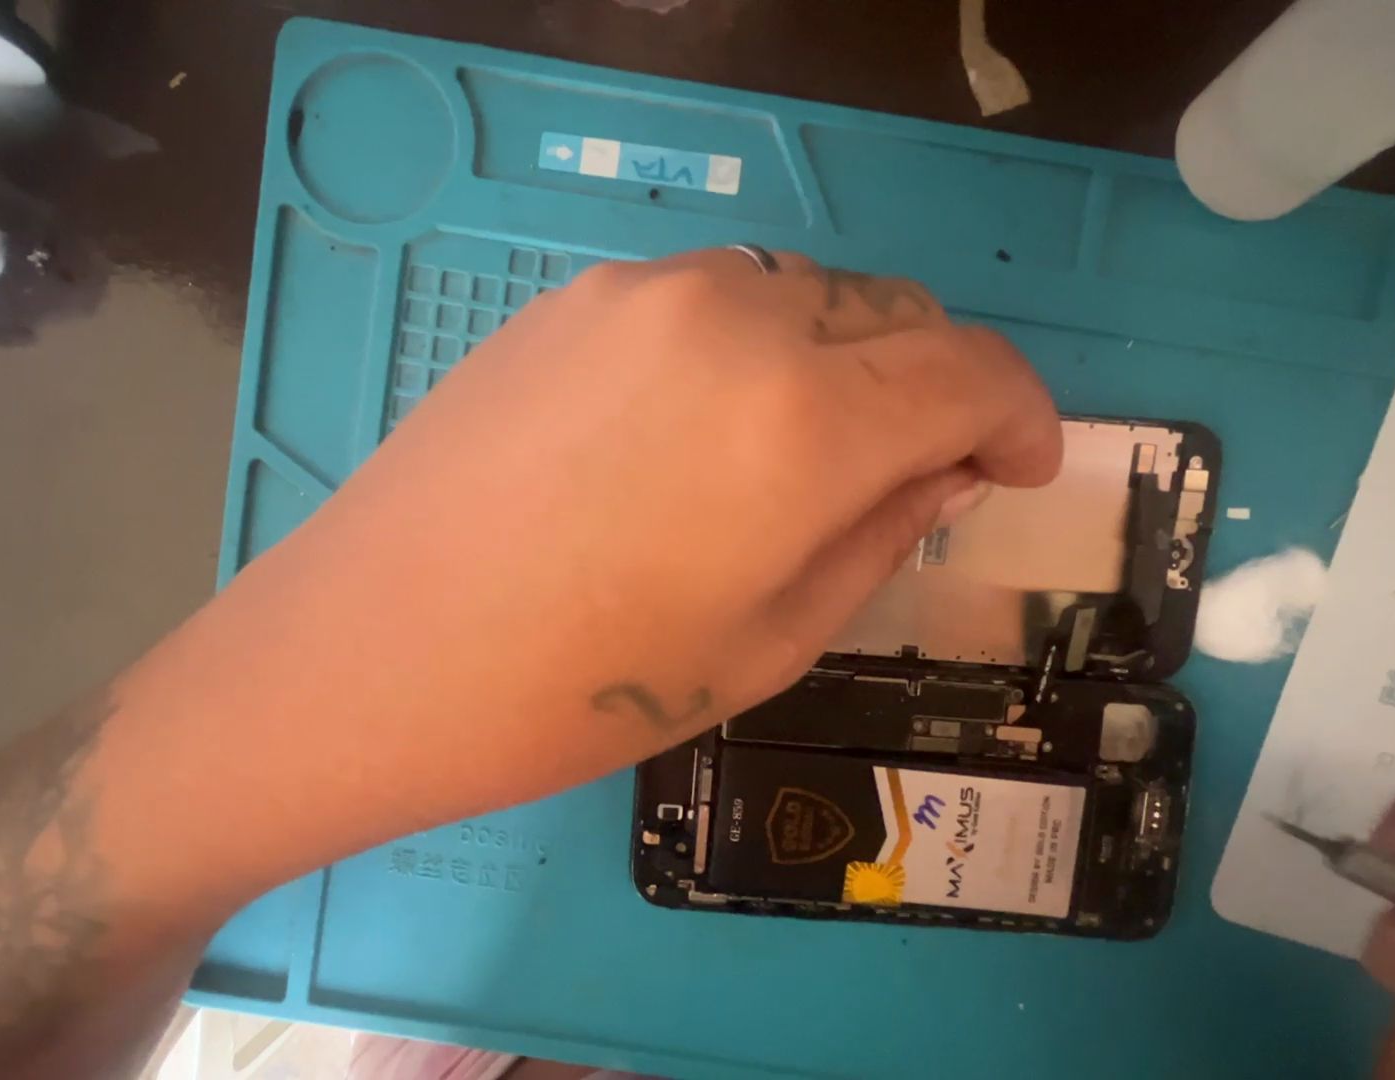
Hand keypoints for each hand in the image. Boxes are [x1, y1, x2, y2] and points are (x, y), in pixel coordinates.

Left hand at [204, 247, 1061, 849]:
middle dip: (936, 386)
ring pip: (806, 294)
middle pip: (895, 314)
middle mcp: (736, 320)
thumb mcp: (768, 643)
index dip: (1023, 415)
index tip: (1020, 465)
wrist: (371, 653)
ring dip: (845, 360)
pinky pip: (713, 299)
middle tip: (920, 467)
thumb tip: (943, 469)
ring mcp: (644, 293)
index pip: (971, 371)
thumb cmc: (577, 691)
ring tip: (809, 448)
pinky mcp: (573, 298)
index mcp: (803, 423)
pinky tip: (706, 424)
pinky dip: (756, 346)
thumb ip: (879, 537)